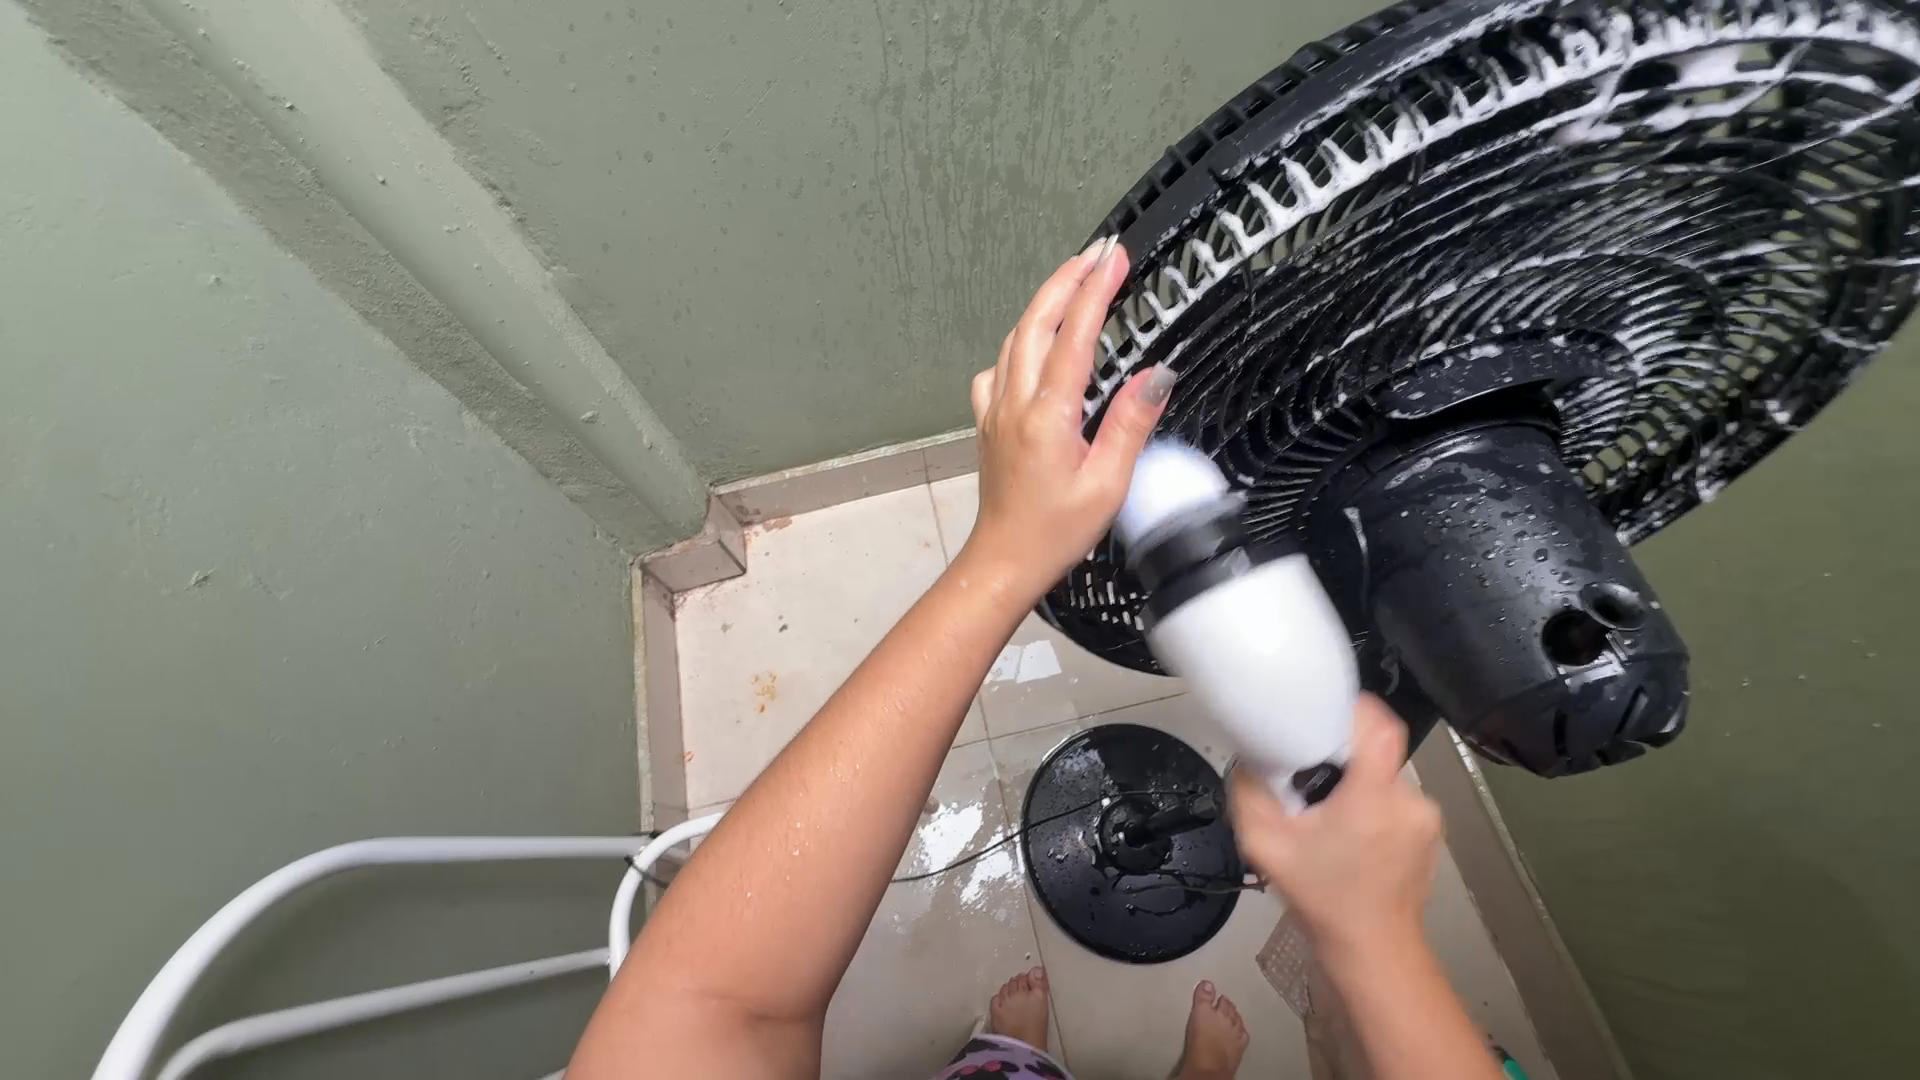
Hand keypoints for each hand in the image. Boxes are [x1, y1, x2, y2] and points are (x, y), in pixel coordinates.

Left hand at [960, 237, 1174, 601]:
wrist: (1004, 559)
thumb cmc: (1055, 531)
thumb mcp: (1107, 483)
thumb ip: (1130, 424)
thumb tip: (1158, 375)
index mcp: (1047, 416)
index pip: (1074, 337)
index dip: (1096, 291)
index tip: (1114, 257)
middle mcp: (1014, 404)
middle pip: (1034, 323)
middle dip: (1066, 281)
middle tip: (1097, 253)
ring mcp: (994, 412)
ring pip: (1013, 340)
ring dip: (1042, 306)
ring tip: (1072, 285)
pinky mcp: (987, 423)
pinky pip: (997, 369)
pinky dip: (1018, 344)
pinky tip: (1032, 350)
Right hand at [1230, 696, 1441, 967]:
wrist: (1372, 949)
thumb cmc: (1321, 897)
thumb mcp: (1264, 845)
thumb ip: (1248, 792)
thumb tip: (1249, 758)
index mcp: (1373, 799)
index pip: (1379, 727)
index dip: (1354, 706)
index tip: (1323, 705)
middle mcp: (1408, 801)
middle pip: (1375, 748)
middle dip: (1339, 751)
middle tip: (1306, 771)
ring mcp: (1426, 818)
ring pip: (1383, 772)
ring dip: (1354, 778)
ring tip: (1324, 806)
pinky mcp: (1429, 832)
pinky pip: (1395, 794)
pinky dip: (1370, 799)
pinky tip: (1347, 826)